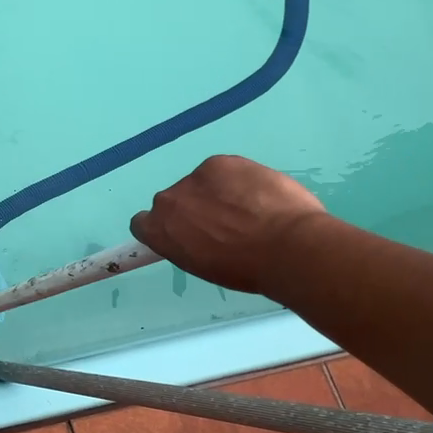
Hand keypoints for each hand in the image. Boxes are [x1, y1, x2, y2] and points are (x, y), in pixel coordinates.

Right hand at [130, 155, 329, 293]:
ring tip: (252, 209)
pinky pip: (225, 169)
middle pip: (175, 201)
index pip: (144, 222)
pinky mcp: (219, 163)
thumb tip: (198, 236)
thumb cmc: (246, 269)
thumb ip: (186, 244)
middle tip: (227, 224)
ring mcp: (192, 179)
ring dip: (219, 192)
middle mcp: (165, 201)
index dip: (167, 226)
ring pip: (202, 183)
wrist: (287, 248)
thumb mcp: (203, 266)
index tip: (188, 234)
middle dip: (195, 208)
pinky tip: (260, 194)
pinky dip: (239, 179)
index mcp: (156, 230)